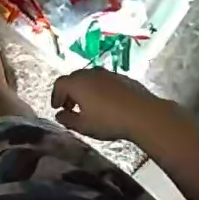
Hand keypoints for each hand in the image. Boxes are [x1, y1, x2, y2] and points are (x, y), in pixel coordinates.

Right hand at [51, 69, 175, 141]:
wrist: (142, 114)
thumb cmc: (108, 121)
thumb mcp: (84, 126)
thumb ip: (68, 120)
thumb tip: (60, 115)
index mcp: (78, 83)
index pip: (60, 84)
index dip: (56, 96)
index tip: (57, 108)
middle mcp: (91, 73)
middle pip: (74, 78)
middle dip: (69, 92)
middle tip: (70, 107)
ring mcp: (108, 73)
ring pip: (90, 78)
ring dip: (84, 90)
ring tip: (87, 106)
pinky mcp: (122, 77)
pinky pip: (104, 81)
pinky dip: (99, 89)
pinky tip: (105, 103)